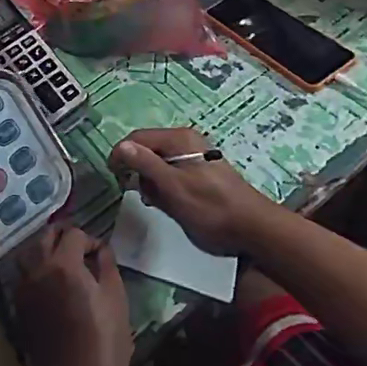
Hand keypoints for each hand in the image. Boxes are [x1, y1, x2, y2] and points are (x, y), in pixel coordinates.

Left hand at [15, 226, 131, 365]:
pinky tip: (52, 284)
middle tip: (80, 245)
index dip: (89, 238)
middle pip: (44, 237)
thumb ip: (107, 266)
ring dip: (44, 249)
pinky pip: (24, 277)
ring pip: (28, 255)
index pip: (72, 233)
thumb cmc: (104, 343)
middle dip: (63, 235)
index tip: (101, 253)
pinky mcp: (20, 309)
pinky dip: (36, 270)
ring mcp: (24, 291)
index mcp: (63, 265)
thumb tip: (100, 249)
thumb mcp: (116, 299)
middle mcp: (37, 271)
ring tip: (64, 260)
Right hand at [110, 129, 281, 256]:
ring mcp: (194, 155)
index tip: (114, 179)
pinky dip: (165, 186)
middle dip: (139, 172)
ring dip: (152, 182)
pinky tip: (171, 203)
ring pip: (158, 163)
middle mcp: (186, 140)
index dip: (121, 156)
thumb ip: (146, 165)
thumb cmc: (210, 208)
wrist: (252, 227)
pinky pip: (172, 172)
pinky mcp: (200, 171)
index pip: (137, 138)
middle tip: (142, 196)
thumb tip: (120, 146)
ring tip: (159, 203)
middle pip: (147, 149)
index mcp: (179, 139)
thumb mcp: (173, 188)